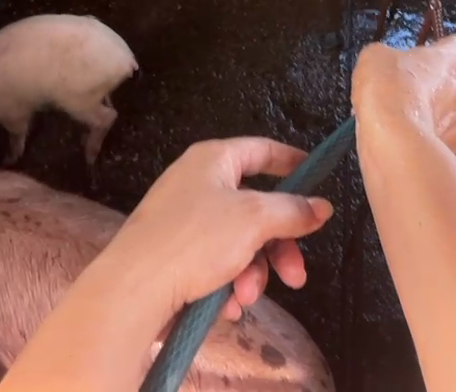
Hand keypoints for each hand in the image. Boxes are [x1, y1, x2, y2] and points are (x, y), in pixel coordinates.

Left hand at [98, 138, 333, 320]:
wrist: (134, 288)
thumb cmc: (196, 239)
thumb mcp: (253, 219)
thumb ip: (292, 211)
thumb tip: (322, 206)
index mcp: (214, 159)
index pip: (261, 149)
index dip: (291, 161)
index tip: (317, 177)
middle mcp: (198, 181)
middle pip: (256, 206)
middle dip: (278, 245)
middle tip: (295, 275)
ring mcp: (184, 218)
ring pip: (239, 240)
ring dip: (253, 272)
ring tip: (246, 297)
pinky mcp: (175, 252)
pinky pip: (215, 261)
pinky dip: (227, 282)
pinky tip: (226, 306)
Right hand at [353, 35, 455, 152]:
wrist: (393, 140)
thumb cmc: (388, 88)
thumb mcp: (375, 57)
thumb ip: (389, 57)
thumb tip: (390, 66)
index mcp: (449, 60)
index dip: (447, 48)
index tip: (433, 53)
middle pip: (452, 82)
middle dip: (431, 85)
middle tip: (404, 90)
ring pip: (446, 113)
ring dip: (428, 113)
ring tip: (398, 119)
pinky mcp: (451, 150)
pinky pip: (438, 138)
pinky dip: (423, 138)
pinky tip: (401, 139)